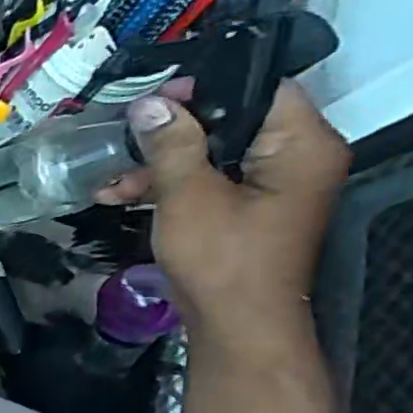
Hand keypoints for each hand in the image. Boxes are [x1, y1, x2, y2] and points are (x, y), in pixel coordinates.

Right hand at [93, 79, 348, 344]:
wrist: (235, 327)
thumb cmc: (222, 259)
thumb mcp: (188, 195)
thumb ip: (171, 143)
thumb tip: (149, 104)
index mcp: (301, 145)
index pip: (260, 87)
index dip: (206, 85)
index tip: (155, 97)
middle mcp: (295, 158)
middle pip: (231, 119)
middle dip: (170, 130)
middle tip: (125, 132)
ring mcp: (270, 185)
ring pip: (211, 152)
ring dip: (159, 163)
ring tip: (110, 176)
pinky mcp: (246, 208)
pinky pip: (208, 180)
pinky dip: (169, 185)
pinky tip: (121, 194)